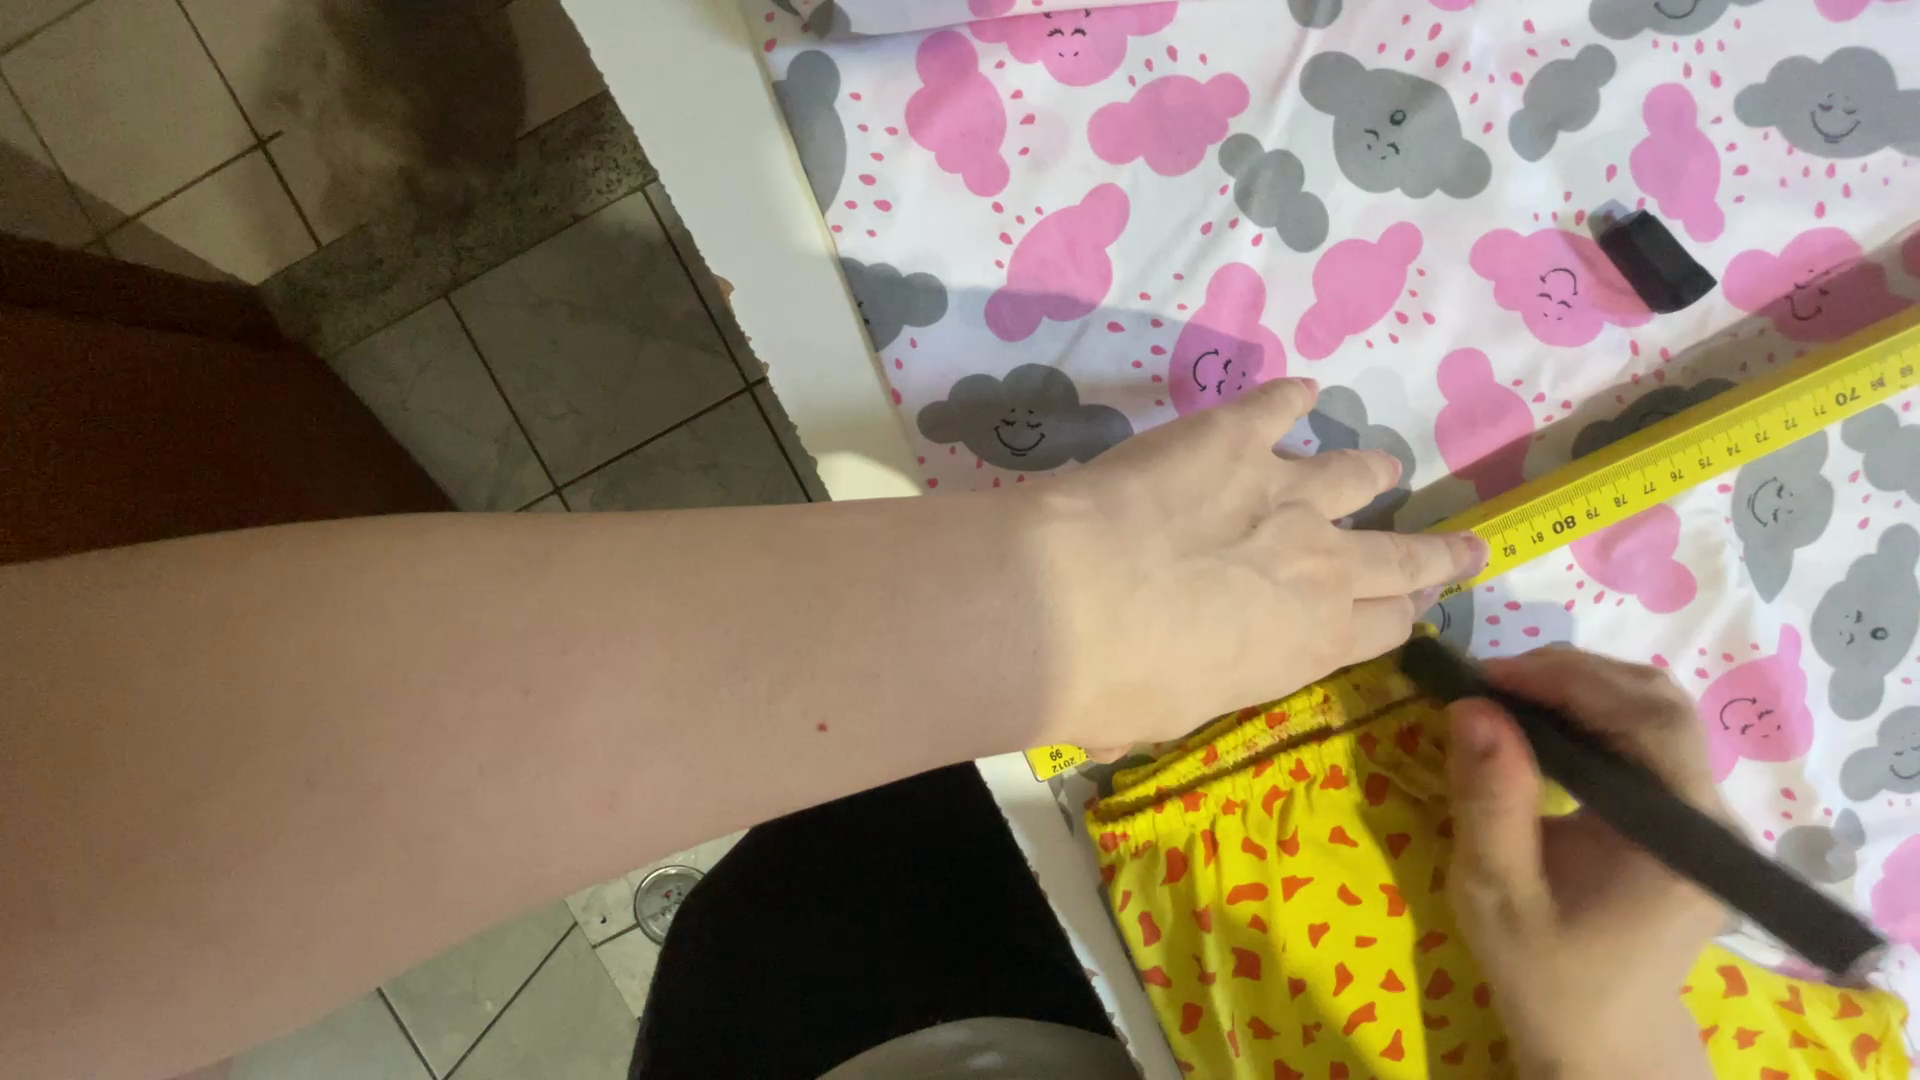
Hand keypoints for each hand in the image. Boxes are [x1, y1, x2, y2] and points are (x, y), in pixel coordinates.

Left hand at [1024, 377, 1486, 749]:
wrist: (1070, 602)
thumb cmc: (1116, 683)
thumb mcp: (1161, 715)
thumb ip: (1176, 696)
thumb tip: (1145, 709)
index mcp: (1307, 643)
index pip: (1380, 627)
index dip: (1402, 613)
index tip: (1417, 603)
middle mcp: (1317, 565)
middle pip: (1397, 557)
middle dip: (1435, 554)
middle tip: (1465, 546)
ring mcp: (1281, 493)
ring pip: (1351, 476)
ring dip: (1371, 471)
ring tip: (1386, 465)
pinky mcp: (1230, 437)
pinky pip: (1275, 406)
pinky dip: (1289, 397)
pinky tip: (1299, 390)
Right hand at [1446, 647, 1727, 1079]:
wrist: (1596, 1030)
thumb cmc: (1542, 967)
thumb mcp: (1495, 889)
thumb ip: (1489, 800)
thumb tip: (1472, 706)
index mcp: (1681, 842)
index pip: (1651, 723)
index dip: (1569, 681)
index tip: (1484, 678)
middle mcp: (1708, 819)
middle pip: (1657, 704)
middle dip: (1565, 675)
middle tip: (1483, 683)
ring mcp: (1697, 815)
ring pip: (1648, 710)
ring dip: (1569, 686)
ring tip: (1497, 696)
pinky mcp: (1674, 814)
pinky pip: (1634, 735)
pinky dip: (1576, 710)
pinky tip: (1526, 722)